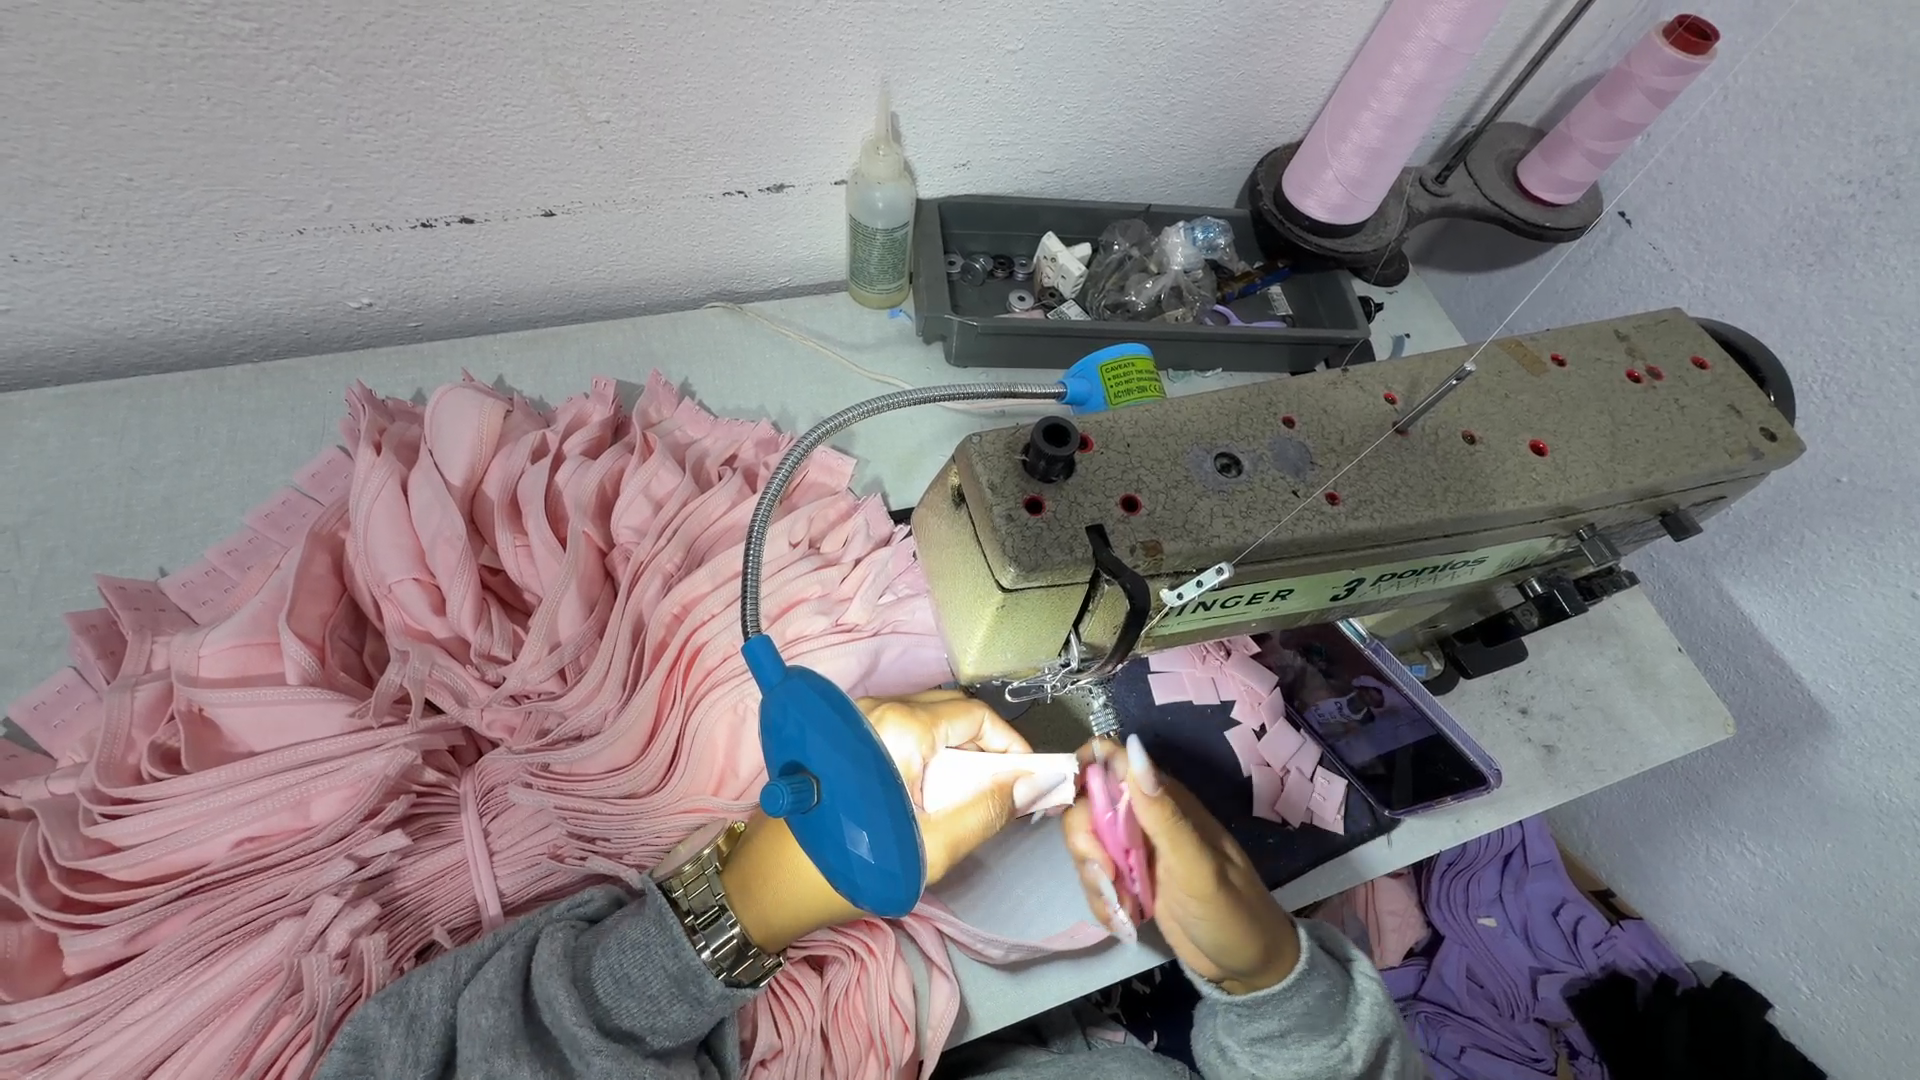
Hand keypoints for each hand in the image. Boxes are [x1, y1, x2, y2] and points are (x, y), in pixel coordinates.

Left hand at [721, 690, 1056, 950]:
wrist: (769, 882)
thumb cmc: (852, 865)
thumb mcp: (930, 850)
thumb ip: (985, 813)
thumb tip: (1027, 785)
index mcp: (900, 728)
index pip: (976, 716)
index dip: (1011, 744)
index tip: (1028, 778)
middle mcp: (877, 709)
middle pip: (952, 710)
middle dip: (986, 745)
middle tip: (1002, 788)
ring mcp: (856, 718)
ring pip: (927, 716)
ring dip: (956, 747)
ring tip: (969, 791)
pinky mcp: (844, 734)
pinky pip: (901, 727)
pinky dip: (928, 748)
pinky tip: (930, 787)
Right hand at [1064, 735, 1300, 995]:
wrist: (1249, 966)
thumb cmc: (1232, 911)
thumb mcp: (1196, 864)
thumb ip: (1162, 811)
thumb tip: (1133, 746)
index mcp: (1162, 797)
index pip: (1109, 758)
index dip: (1082, 771)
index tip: (1073, 810)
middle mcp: (1143, 814)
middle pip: (1086, 806)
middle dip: (1085, 843)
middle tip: (1108, 878)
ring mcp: (1134, 847)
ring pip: (1086, 845)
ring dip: (1096, 880)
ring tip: (1126, 908)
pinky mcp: (1129, 878)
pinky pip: (1096, 877)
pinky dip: (1103, 900)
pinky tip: (1126, 919)